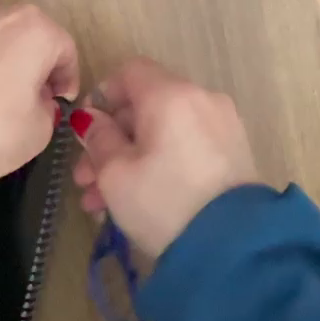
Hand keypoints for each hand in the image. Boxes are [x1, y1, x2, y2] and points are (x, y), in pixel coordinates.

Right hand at [70, 57, 261, 255]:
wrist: (233, 248)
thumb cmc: (163, 202)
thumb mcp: (114, 173)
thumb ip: (97, 138)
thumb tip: (91, 119)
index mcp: (170, 94)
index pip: (129, 72)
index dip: (101, 95)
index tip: (84, 128)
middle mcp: (201, 99)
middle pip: (145, 106)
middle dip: (110, 140)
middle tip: (86, 179)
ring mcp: (222, 126)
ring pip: (164, 131)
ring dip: (131, 158)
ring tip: (103, 201)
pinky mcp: (234, 154)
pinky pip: (186, 146)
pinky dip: (161, 163)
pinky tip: (139, 200)